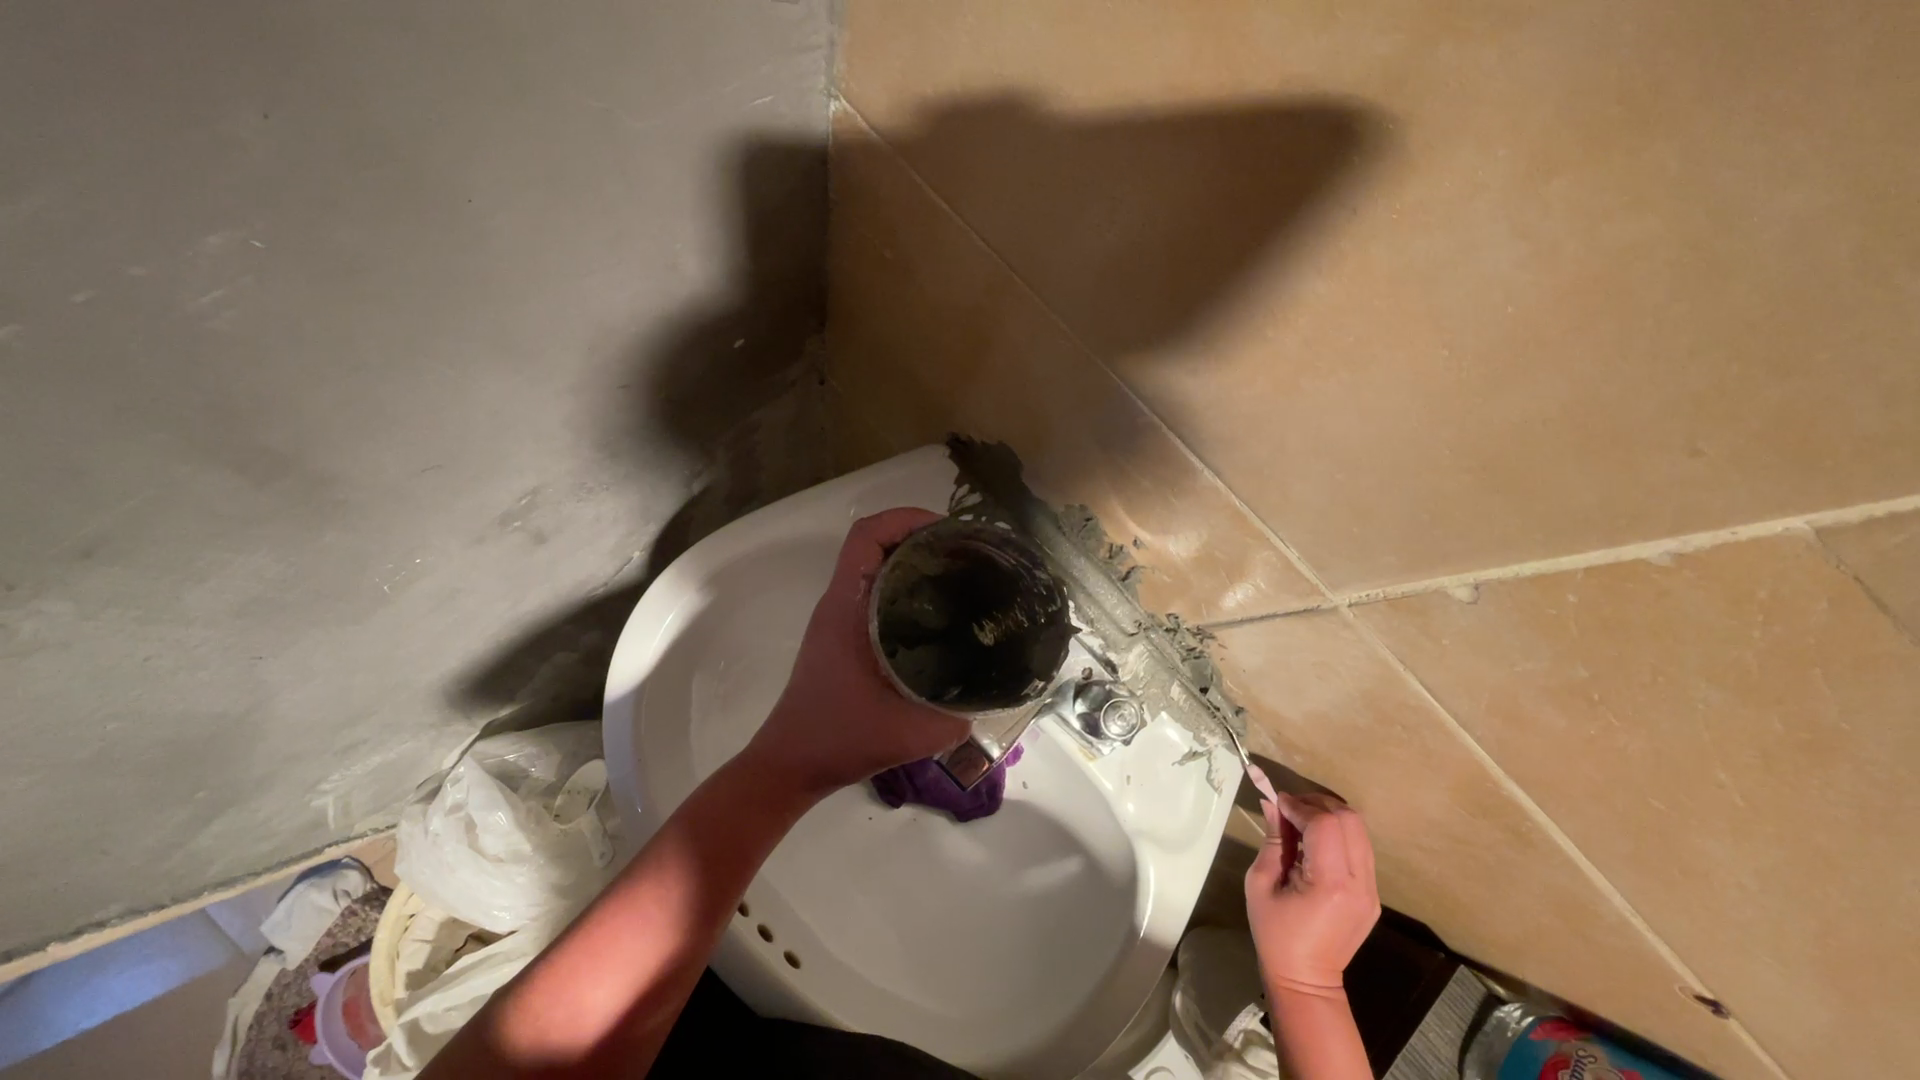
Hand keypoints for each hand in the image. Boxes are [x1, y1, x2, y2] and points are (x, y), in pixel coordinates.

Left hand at [742, 508, 971, 799]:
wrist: (790, 765)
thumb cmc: (837, 740)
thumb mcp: (906, 733)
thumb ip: (954, 719)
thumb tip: (992, 698)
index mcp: (847, 608)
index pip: (866, 535)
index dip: (906, 519)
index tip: (950, 532)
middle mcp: (840, 604)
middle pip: (877, 545)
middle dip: (923, 539)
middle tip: (970, 555)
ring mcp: (839, 620)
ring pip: (877, 570)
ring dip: (915, 564)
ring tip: (963, 579)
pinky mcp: (844, 638)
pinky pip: (877, 595)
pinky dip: (907, 591)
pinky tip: (940, 618)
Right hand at [1244, 785, 1380, 994]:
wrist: (1306, 978)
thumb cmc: (1275, 933)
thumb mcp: (1260, 883)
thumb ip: (1273, 840)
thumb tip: (1273, 804)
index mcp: (1330, 884)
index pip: (1325, 824)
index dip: (1300, 806)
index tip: (1278, 801)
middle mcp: (1359, 884)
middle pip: (1351, 820)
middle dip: (1319, 804)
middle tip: (1291, 807)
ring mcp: (1372, 890)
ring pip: (1360, 831)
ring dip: (1331, 816)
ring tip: (1302, 821)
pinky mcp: (1373, 895)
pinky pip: (1361, 850)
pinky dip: (1339, 835)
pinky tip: (1316, 843)